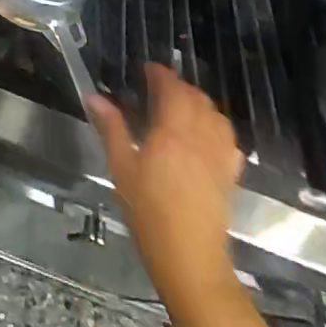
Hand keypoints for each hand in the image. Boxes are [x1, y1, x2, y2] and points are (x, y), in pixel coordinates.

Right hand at [87, 63, 244, 302]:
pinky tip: (205, 134)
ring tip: (180, 106)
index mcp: (172, 130)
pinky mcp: (230, 171)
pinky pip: (227, 136)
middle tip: (158, 87)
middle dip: (178, 86)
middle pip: (195, 97)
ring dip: (198, 102)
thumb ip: (112, 129)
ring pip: (214, 113)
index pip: (170, 88)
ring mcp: (219, 153)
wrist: (190, 257)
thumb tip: (95, 97)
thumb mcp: (122, 170)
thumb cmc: (149, 213)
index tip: (147, 69)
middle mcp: (200, 135)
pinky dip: (215, 124)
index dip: (160, 74)